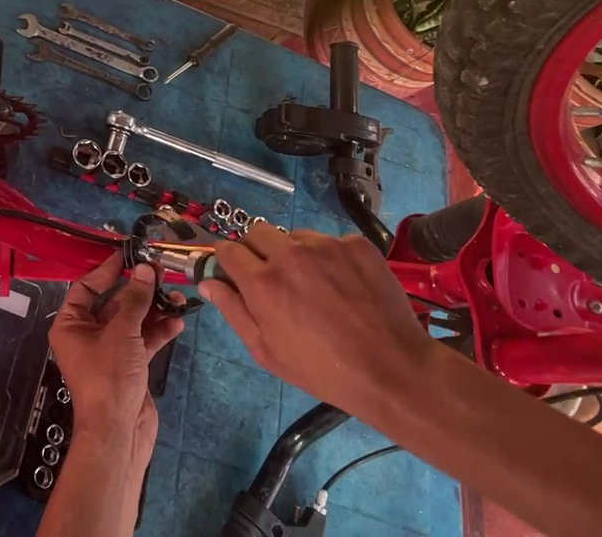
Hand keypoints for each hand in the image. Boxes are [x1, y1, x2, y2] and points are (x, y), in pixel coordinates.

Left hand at [50, 253, 183, 455]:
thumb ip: (135, 300)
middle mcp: (87, 334)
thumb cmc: (109, 377)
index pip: (86, 287)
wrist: (118, 432)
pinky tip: (177, 320)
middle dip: (137, 289)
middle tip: (160, 271)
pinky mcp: (129, 365)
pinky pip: (143, 340)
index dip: (107, 270)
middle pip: (113, 303)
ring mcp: (109, 350)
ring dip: (153, 308)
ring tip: (175, 294)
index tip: (127, 255)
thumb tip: (144, 269)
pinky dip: (158, 330)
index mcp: (70, 324)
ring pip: (132, 321)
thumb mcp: (121, 332)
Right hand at [200, 226, 433, 417]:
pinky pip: (330, 241)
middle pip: (257, 232)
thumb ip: (233, 311)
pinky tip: (343, 284)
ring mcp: (326, 246)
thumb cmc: (322, 369)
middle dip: (257, 250)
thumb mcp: (266, 351)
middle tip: (274, 276)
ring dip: (294, 252)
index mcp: (262, 282)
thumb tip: (208, 282)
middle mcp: (289, 255)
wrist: (393, 370)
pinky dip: (330, 257)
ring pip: (295, 236)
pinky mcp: (356, 245)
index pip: (227, 249)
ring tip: (315, 284)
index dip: (228, 260)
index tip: (235, 271)